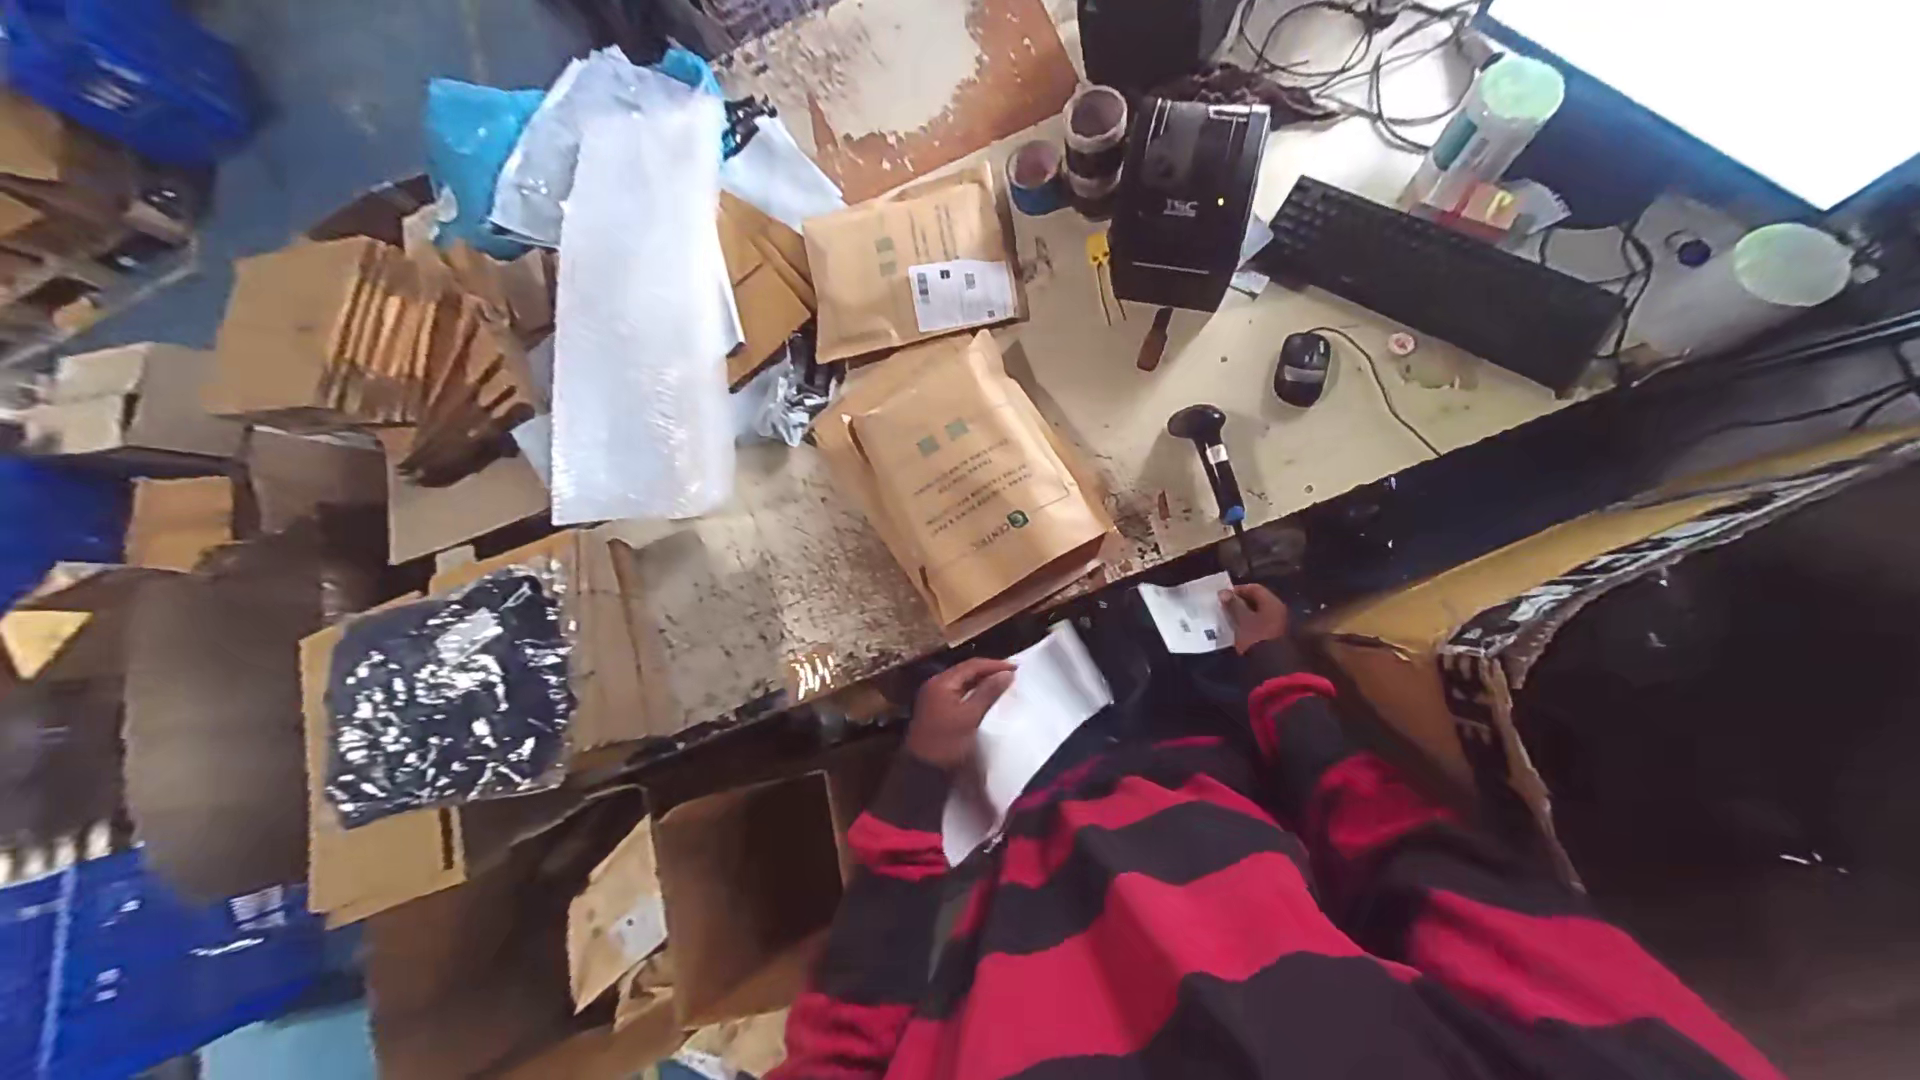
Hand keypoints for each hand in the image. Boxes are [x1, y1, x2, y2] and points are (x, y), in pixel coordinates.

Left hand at [905, 657, 1016, 769]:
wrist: (922, 770)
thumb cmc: (947, 743)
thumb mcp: (970, 717)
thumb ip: (988, 693)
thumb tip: (1006, 674)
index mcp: (942, 682)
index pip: (972, 665)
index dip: (995, 665)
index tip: (1016, 668)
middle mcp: (936, 685)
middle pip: (967, 671)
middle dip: (989, 672)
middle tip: (1012, 675)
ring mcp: (935, 697)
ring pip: (963, 682)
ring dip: (983, 682)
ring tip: (1004, 685)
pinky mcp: (937, 709)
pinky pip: (960, 694)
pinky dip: (975, 693)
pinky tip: (988, 698)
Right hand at [1220, 583, 1288, 654]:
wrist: (1270, 664)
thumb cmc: (1255, 636)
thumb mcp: (1241, 619)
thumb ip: (1233, 604)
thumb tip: (1223, 592)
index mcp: (1272, 602)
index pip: (1254, 588)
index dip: (1238, 590)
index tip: (1223, 596)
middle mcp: (1278, 609)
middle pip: (1257, 600)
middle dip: (1240, 602)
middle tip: (1225, 606)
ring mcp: (1278, 623)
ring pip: (1258, 612)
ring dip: (1244, 612)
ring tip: (1229, 617)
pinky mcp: (1274, 634)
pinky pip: (1260, 622)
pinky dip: (1249, 622)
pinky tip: (1239, 628)